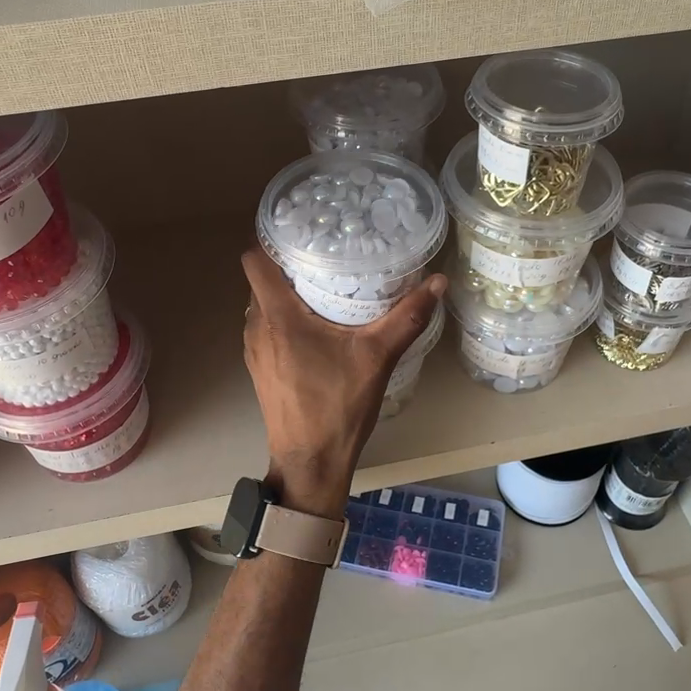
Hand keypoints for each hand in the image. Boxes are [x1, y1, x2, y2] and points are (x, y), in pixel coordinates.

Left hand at [240, 248, 445, 517]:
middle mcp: (257, 328)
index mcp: (277, 316)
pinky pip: (267, 329)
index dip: (268, 239)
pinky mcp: (261, 369)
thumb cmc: (337, 406)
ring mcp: (255, 351)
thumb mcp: (378, 357)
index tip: (299, 229)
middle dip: (286, 264)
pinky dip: (285, 319)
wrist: (310, 461)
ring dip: (286, 294)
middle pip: (260, 281)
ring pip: (263, 306)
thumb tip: (437, 282)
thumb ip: (407, 317)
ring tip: (323, 283)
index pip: (253, 260)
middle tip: (324, 253)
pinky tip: (317, 325)